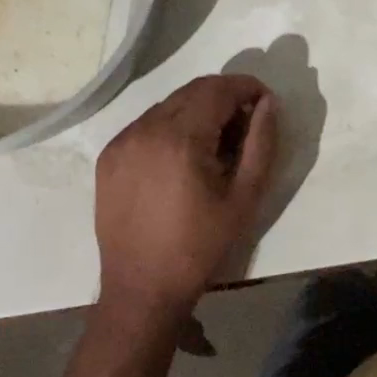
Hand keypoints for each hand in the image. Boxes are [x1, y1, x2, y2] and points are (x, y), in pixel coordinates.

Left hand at [94, 75, 278, 316]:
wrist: (142, 288)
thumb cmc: (201, 246)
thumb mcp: (245, 198)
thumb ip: (261, 144)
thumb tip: (267, 105)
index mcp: (180, 138)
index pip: (218, 88)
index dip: (246, 87)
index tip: (265, 103)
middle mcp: (145, 129)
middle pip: (192, 91)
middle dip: (224, 98)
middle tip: (245, 126)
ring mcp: (121, 142)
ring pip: (167, 106)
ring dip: (197, 111)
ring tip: (215, 145)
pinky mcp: (108, 158)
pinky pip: (145, 126)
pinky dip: (170, 128)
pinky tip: (182, 159)